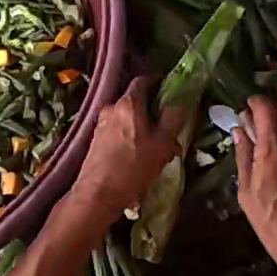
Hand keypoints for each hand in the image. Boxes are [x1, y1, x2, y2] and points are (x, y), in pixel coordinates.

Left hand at [68, 76, 184, 218]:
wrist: (98, 194)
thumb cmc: (133, 167)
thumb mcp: (162, 144)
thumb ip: (173, 119)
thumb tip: (181, 101)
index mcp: (129, 104)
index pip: (143, 81)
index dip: (158, 82)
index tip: (170, 91)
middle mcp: (112, 108)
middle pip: (135, 100)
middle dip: (151, 110)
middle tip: (166, 125)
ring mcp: (101, 123)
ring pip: (126, 117)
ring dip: (140, 125)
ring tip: (154, 146)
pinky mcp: (95, 139)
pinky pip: (117, 130)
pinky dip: (129, 136)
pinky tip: (137, 155)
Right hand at [233, 96, 276, 275]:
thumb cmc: (275, 228)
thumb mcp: (248, 195)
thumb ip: (244, 157)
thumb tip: (239, 130)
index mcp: (274, 150)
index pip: (267, 108)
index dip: (256, 103)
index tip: (249, 107)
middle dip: (271, 114)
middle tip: (258, 125)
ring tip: (276, 146)